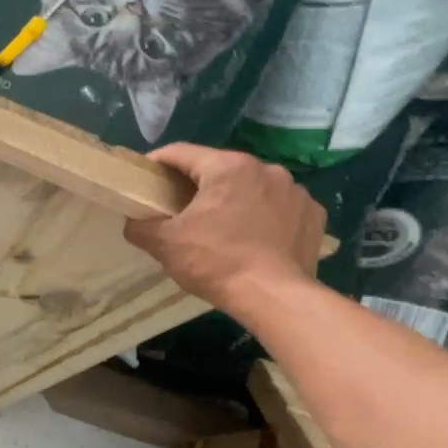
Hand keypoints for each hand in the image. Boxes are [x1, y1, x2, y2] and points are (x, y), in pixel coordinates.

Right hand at [125, 143, 326, 314]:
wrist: (273, 295)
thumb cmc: (214, 261)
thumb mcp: (163, 244)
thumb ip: (140, 226)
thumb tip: (135, 221)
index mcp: (227, 168)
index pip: (182, 152)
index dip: (157, 162)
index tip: (143, 176)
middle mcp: (266, 169)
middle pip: (219, 169)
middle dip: (196, 184)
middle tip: (178, 208)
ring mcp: (295, 190)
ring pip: (251, 186)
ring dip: (232, 199)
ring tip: (219, 226)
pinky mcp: (312, 213)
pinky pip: (279, 206)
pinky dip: (262, 215)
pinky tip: (252, 238)